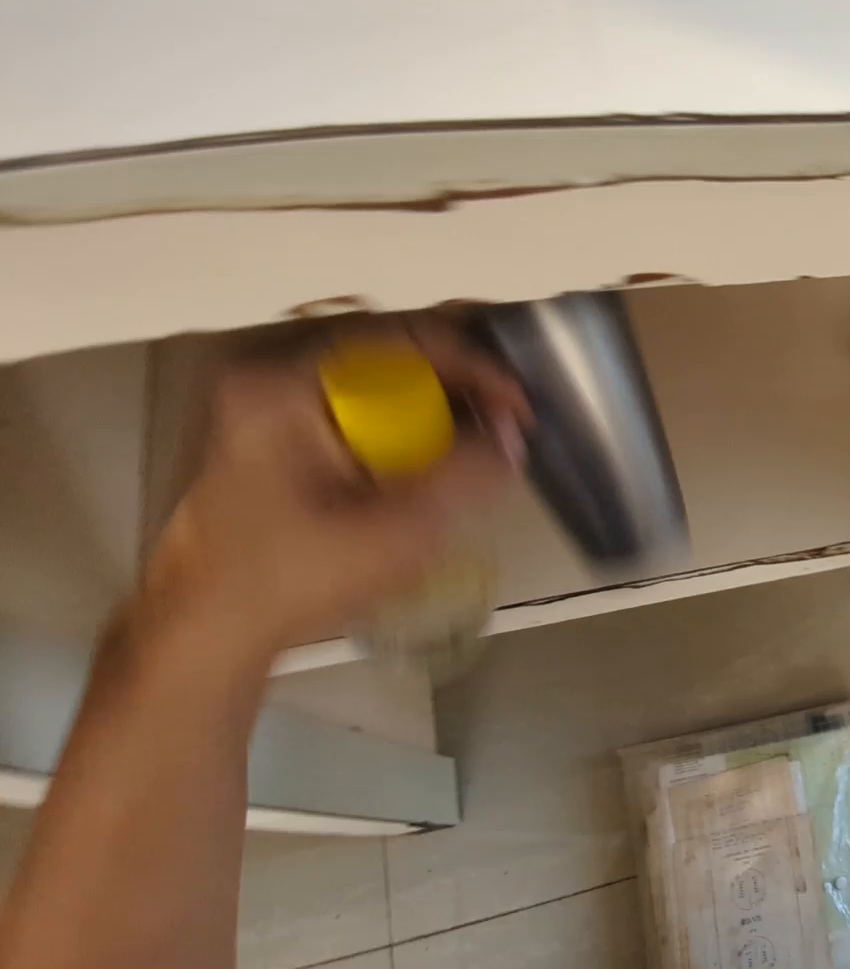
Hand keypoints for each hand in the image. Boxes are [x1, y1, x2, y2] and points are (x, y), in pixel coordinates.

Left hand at [137, 315, 530, 654]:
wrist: (210, 627)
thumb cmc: (297, 578)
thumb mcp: (399, 529)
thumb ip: (466, 473)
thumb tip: (513, 434)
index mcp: (287, 387)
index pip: (406, 342)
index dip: (478, 368)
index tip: (520, 408)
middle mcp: (272, 376)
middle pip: (393, 352)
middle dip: (462, 382)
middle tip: (511, 418)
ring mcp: (270, 402)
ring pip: (380, 377)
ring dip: (441, 401)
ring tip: (488, 432)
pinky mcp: (278, 430)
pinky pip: (362, 403)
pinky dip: (411, 419)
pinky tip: (440, 451)